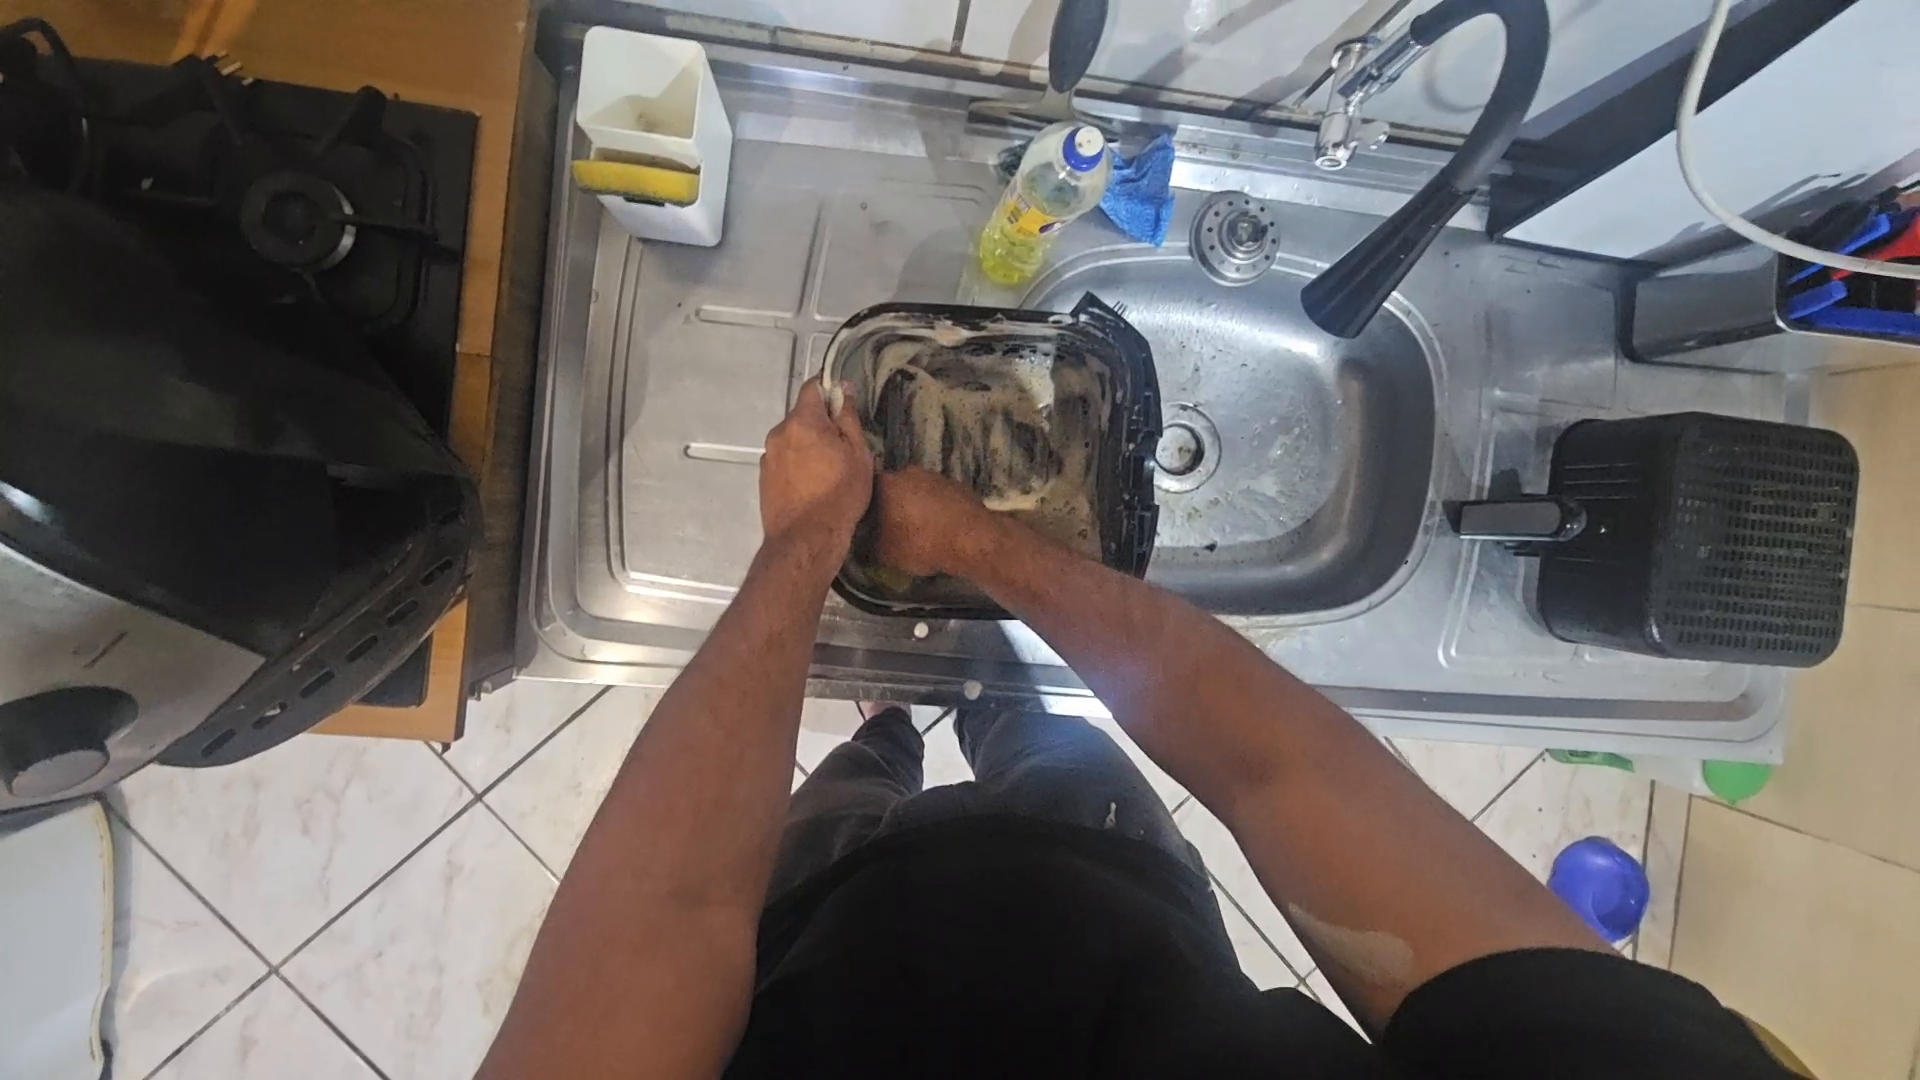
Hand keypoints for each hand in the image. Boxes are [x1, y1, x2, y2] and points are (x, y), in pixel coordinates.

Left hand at [760, 381, 872, 549]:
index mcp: (802, 421)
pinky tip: (812, 486)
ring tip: (828, 472)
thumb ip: (848, 418)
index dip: (830, 390)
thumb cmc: (840, 494)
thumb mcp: (858, 455)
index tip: (845, 405)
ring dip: (809, 446)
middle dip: (821, 424)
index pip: (812, 387)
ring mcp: (768, 456)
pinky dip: (798, 465)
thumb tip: (842, 390)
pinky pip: (785, 460)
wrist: (806, 539)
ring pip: (793, 439)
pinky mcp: (764, 478)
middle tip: (844, 447)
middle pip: (802, 416)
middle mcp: (779, 433)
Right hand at [874, 467, 992, 577]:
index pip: (866, 491)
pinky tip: (941, 529)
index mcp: (886, 483)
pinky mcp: (958, 486)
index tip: (869, 524)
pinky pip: (940, 498)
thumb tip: (864, 544)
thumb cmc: (920, 544)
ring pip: (919, 492)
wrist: (970, 540)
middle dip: (893, 506)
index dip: (866, 508)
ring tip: (919, 531)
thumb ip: (868, 546)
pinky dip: (938, 510)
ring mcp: (936, 476)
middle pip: (894, 489)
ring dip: (917, 507)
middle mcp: (909, 472)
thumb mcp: (884, 554)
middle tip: (893, 529)